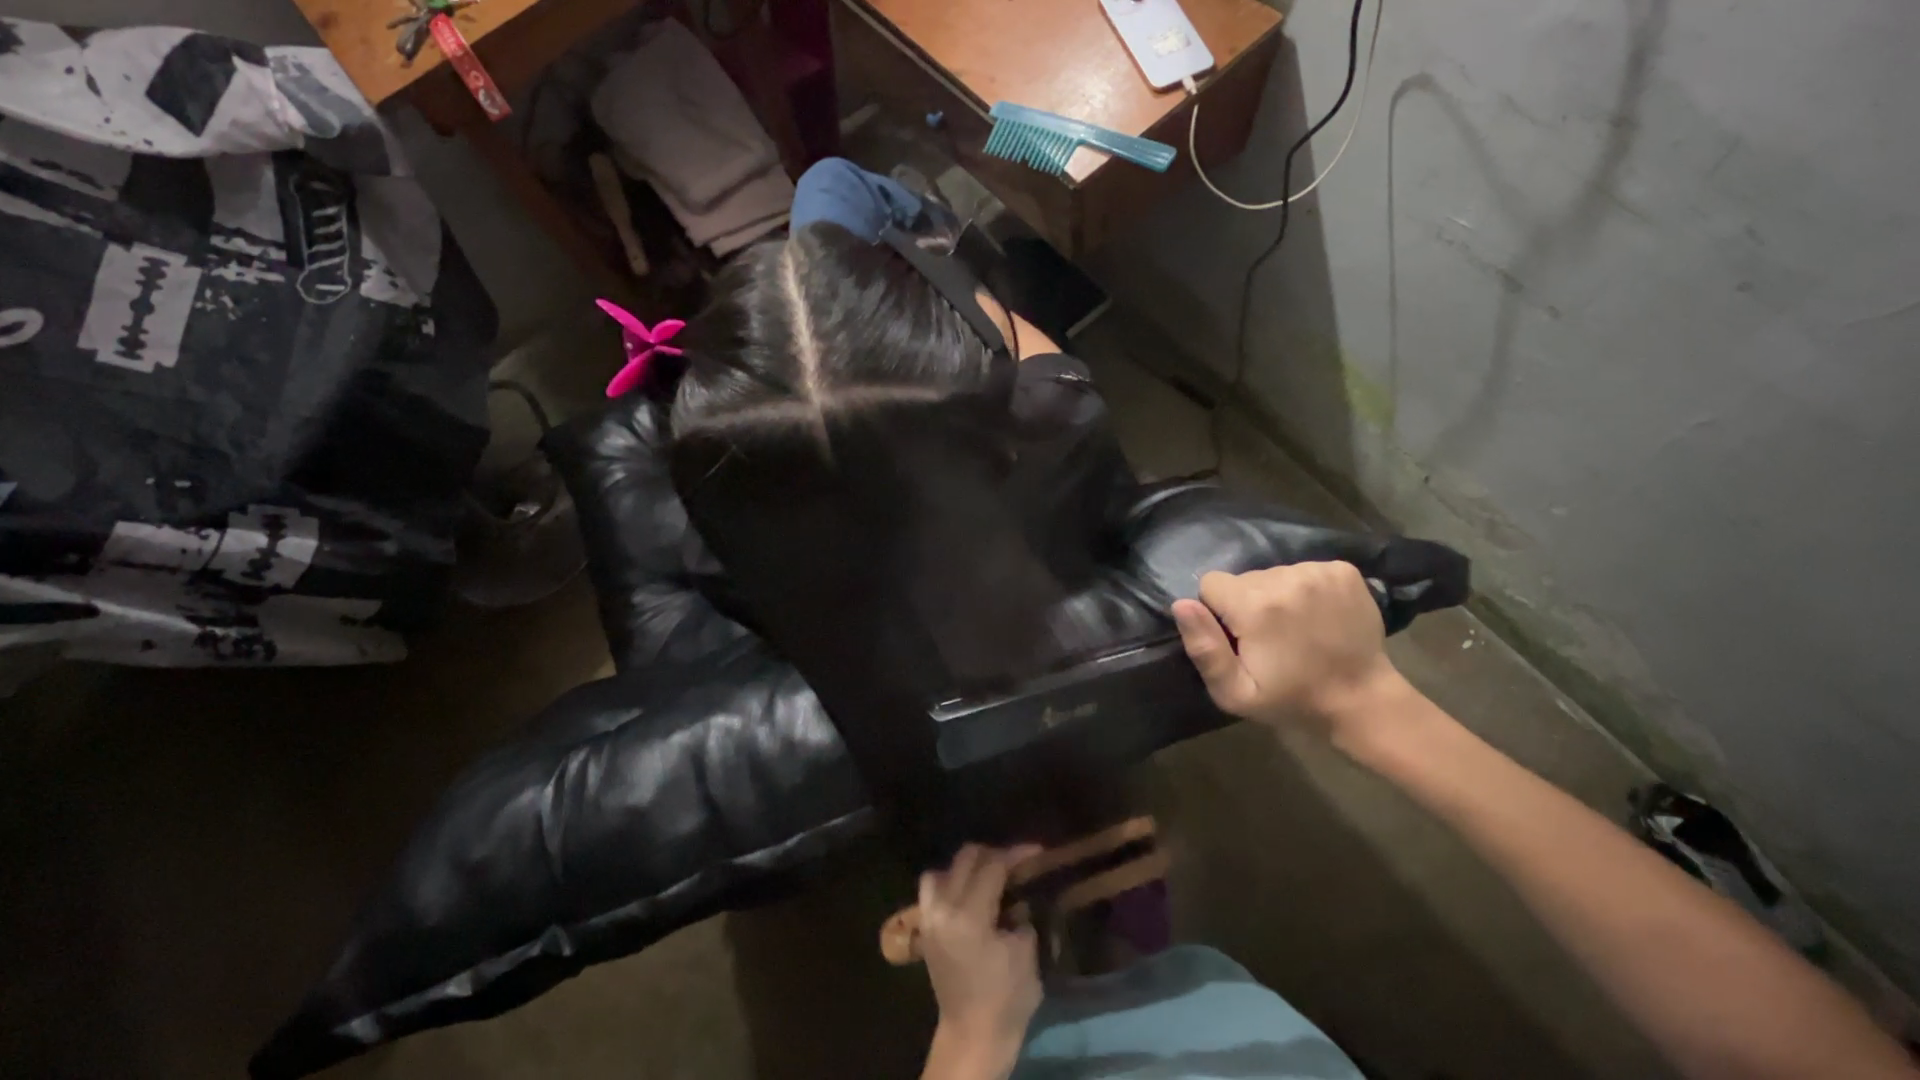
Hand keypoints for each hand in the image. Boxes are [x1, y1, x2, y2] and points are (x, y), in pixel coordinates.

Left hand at [918, 844, 1043, 1076]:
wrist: (974, 1034)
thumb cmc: (1006, 997)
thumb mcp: (1025, 951)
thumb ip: (1020, 915)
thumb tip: (1017, 900)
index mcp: (969, 914)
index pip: (992, 866)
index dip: (1016, 854)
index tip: (1037, 850)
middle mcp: (942, 909)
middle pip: (964, 859)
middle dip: (993, 855)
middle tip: (1017, 863)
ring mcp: (929, 919)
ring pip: (941, 872)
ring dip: (966, 868)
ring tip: (988, 878)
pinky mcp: (925, 931)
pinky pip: (933, 893)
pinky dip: (951, 885)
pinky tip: (972, 897)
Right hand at [1170, 562, 1406, 740]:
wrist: (1361, 699)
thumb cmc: (1291, 700)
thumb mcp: (1235, 693)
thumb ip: (1204, 649)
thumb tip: (1181, 605)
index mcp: (1254, 605)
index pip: (1211, 583)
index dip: (1218, 612)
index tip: (1240, 639)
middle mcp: (1285, 577)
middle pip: (1245, 579)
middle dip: (1249, 604)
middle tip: (1271, 639)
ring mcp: (1318, 571)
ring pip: (1275, 573)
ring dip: (1278, 597)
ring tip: (1297, 629)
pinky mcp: (1344, 570)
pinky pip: (1305, 570)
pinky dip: (1307, 589)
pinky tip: (1319, 616)